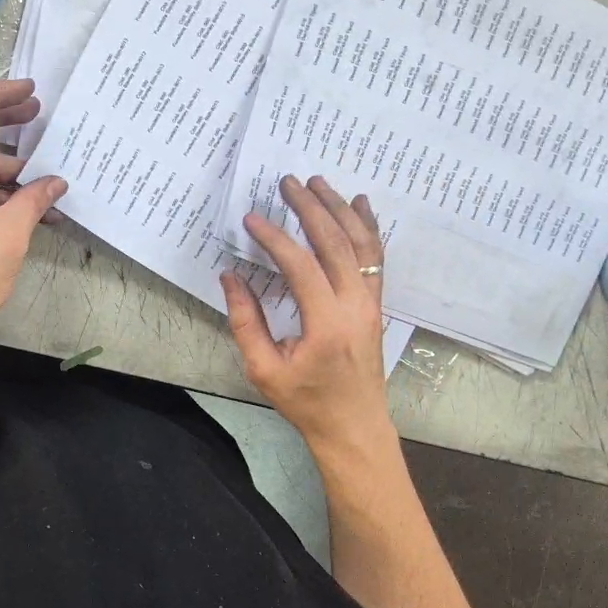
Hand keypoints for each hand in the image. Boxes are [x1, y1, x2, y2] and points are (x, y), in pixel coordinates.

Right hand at [220, 176, 392, 453]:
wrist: (354, 425)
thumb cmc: (305, 402)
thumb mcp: (265, 369)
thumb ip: (247, 321)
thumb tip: (231, 277)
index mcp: (327, 324)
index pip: (301, 266)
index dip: (275, 238)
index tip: (251, 219)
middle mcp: (355, 306)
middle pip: (335, 243)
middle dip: (310, 208)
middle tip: (287, 181)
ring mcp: (371, 303)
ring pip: (360, 244)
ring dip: (339, 209)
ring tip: (317, 182)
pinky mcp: (376, 304)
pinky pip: (375, 257)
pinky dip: (368, 227)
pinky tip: (358, 204)